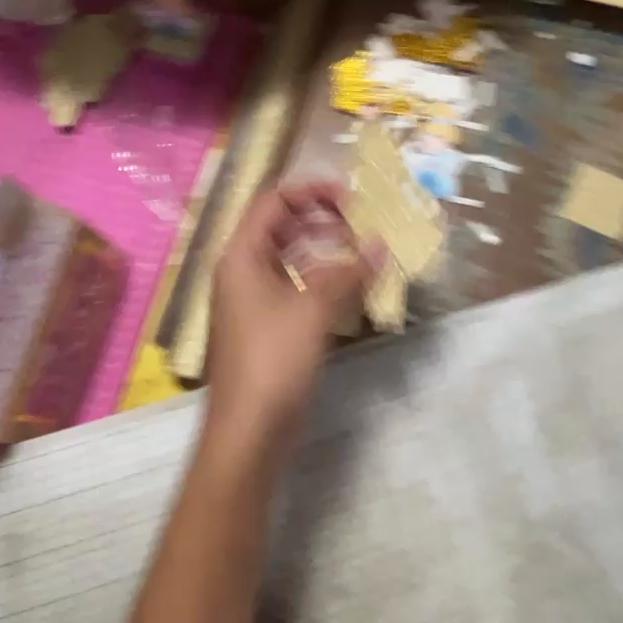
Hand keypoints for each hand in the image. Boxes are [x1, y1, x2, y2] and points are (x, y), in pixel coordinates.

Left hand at [206, 182, 374, 443]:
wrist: (248, 432)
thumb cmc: (273, 361)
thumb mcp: (313, 309)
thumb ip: (348, 271)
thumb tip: (381, 242)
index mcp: (241, 255)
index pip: (273, 201)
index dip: (311, 190)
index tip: (352, 195)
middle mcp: (242, 271)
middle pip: (280, 227)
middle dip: (321, 219)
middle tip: (362, 222)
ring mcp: (253, 301)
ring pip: (290, 258)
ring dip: (325, 249)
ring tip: (363, 250)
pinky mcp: (267, 327)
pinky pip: (295, 287)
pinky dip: (321, 279)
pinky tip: (350, 287)